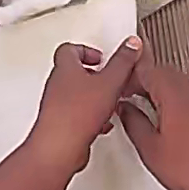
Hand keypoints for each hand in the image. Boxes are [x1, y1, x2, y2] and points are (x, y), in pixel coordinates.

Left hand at [25, 37, 144, 172]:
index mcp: (65, 68)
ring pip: (75, 94)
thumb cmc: (76, 114)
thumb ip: (122, 62)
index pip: (69, 49)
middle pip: (72, 71)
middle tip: (106, 76)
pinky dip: (90, 115)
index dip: (86, 50)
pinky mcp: (61, 123)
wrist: (61, 145)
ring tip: (109, 100)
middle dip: (93, 74)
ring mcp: (57, 105)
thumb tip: (131, 44)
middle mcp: (57, 85)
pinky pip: (76, 114)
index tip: (101, 57)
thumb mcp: (110, 82)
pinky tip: (103, 122)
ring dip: (93, 96)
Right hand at [116, 45, 188, 189]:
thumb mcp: (149, 147)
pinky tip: (164, 119)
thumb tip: (126, 110)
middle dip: (142, 80)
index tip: (118, 86)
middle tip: (126, 93)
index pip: (147, 70)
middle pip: (163, 72)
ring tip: (141, 107)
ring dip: (157, 89)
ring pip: (176, 83)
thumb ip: (133, 121)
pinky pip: (188, 96)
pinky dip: (172, 100)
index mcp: (175, 95)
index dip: (128, 76)